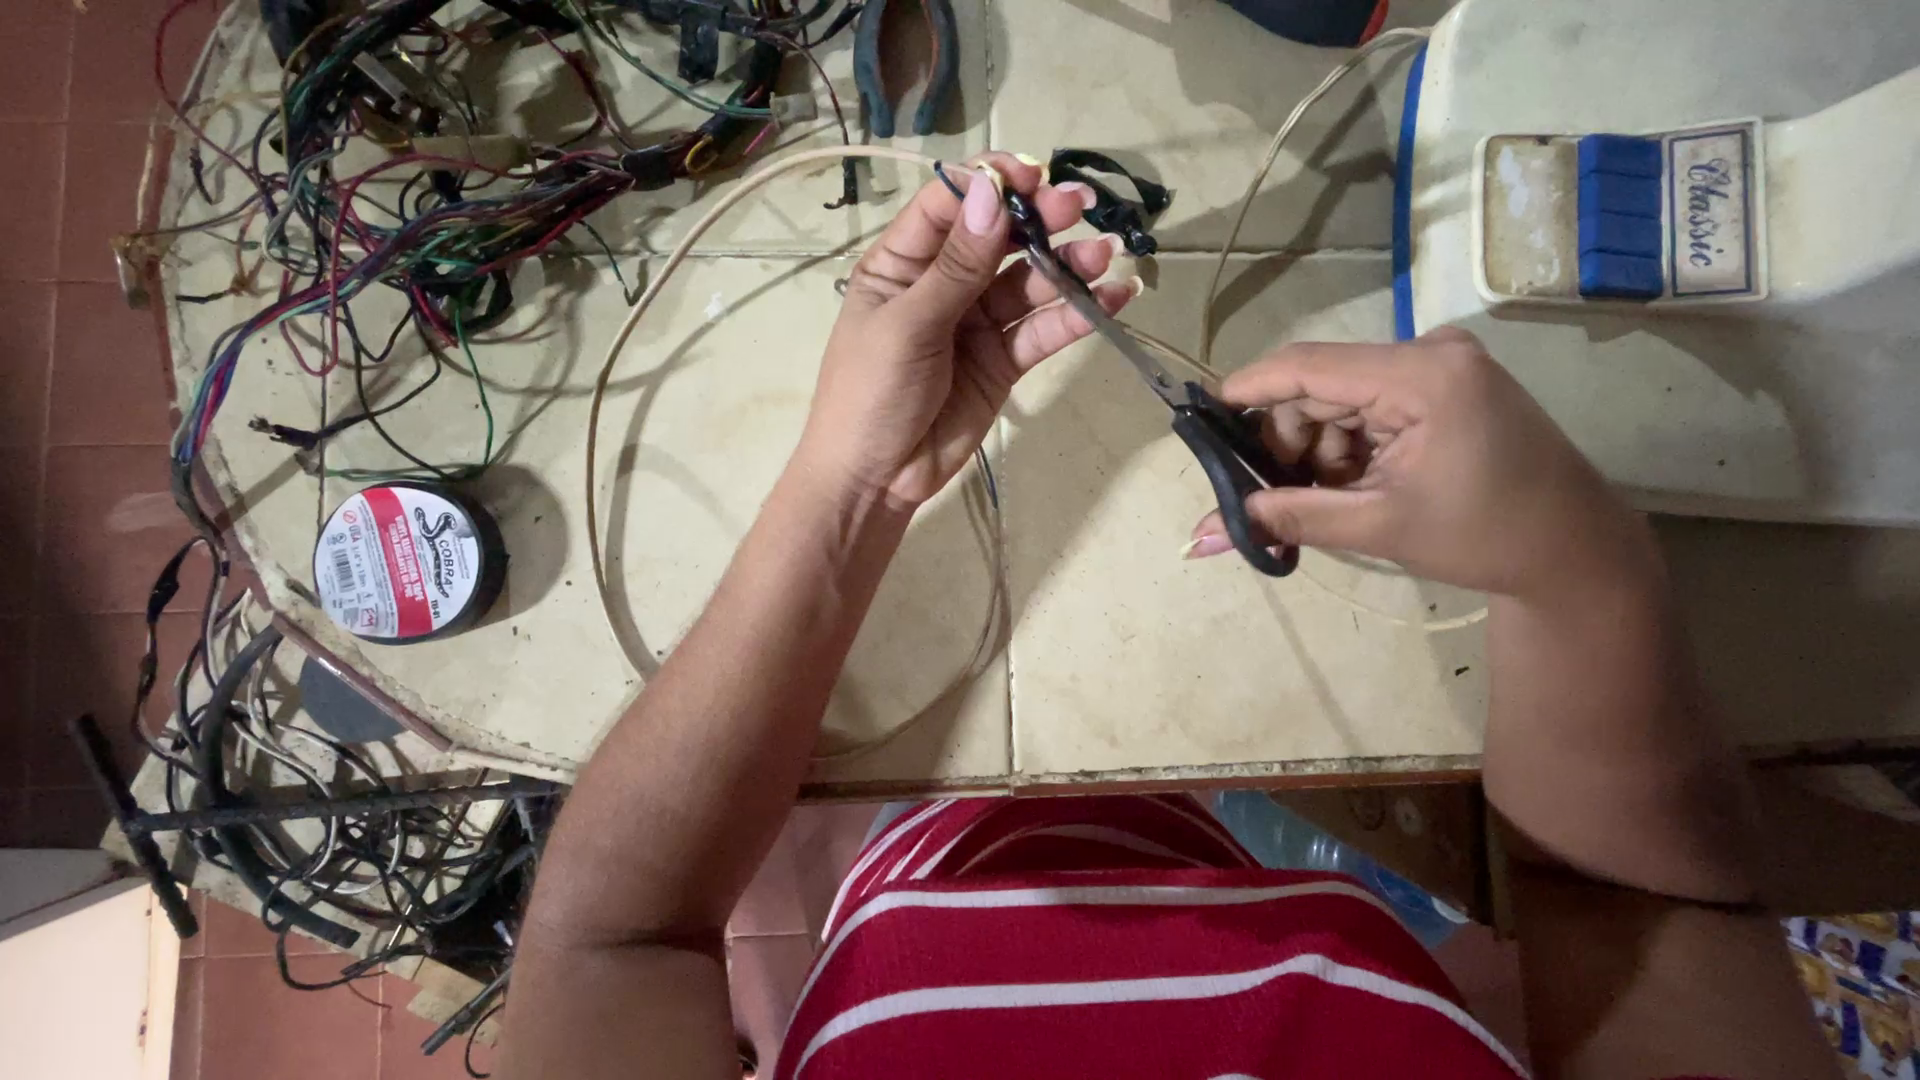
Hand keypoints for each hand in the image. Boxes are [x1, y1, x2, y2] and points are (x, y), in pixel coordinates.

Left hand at [794, 153, 1138, 506]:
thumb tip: (990, 192)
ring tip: (1104, 256)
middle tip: (1079, 207)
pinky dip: (1076, 316)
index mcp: (902, 264)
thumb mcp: (907, 325)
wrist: (876, 477)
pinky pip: (1042, 331)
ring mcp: (976, 324)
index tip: (1031, 176)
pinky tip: (1113, 298)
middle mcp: (943, 286)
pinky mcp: (1003, 362)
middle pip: (998, 239)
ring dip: (1066, 267)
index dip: (990, 185)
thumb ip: (955, 267)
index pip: (950, 207)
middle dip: (1037, 220)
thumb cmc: (871, 393)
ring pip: (1027, 284)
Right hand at [1187, 328, 1659, 600]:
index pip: (1307, 365)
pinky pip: (1365, 407)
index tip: (1202, 420)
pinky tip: (1355, 483)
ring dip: (1317, 449)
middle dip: (1288, 440)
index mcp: (1422, 376)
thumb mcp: (1377, 528)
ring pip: (1336, 400)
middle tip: (1280, 493)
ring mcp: (1438, 368)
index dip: (1249, 388)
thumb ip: (1287, 518)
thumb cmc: (1484, 538)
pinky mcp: (1441, 386)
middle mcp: (1429, 354)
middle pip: (1318, 386)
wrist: (1574, 551)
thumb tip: (1202, 535)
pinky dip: (1345, 446)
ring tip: (1334, 498)